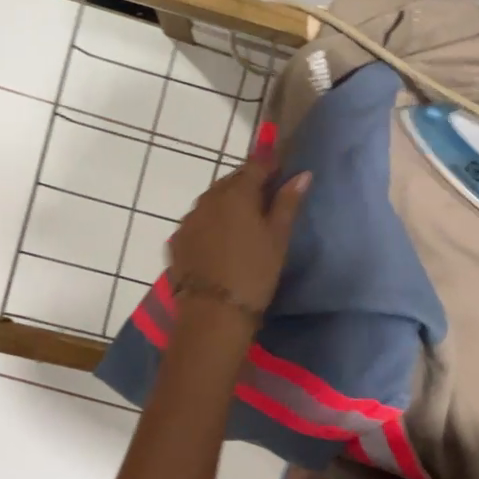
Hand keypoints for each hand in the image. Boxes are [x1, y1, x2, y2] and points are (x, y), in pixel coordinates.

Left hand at [167, 157, 310, 316]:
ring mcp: (188, 219)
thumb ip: (288, 203)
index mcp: (236, 193)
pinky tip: (219, 241)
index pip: (255, 166)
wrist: (213, 312)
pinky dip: (209, 224)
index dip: (270, 165)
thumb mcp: (278, 238)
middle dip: (248, 185)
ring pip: (211, 201)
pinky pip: (197, 222)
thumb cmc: (254, 273)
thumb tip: (302, 174)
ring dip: (226, 204)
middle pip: (231, 181)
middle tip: (265, 200)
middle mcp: (208, 198)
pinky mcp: (176, 240)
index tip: (281, 172)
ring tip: (242, 223)